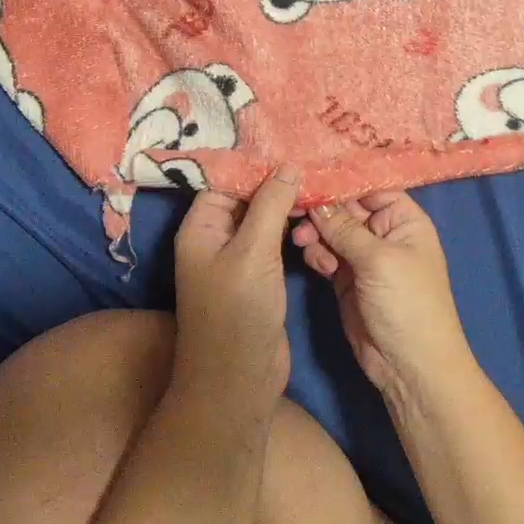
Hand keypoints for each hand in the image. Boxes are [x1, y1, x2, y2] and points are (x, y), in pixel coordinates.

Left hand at [171, 166, 300, 409]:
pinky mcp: (259, 276)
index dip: (256, 161)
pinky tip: (318, 214)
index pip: (227, 180)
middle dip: (276, 179)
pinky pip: (275, 241)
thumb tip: (288, 164)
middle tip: (315, 157)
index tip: (290, 140)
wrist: (239, 383)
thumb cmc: (237, 314)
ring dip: (288, 203)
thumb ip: (270, 206)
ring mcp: (238, 258)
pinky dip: (293, 228)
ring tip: (322, 179)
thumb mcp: (253, 253)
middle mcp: (216, 238)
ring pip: (264, 219)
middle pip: (247, 197)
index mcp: (201, 227)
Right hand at [291, 192, 472, 402]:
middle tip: (294, 211)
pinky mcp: (346, 279)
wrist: (410, 366)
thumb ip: (344, 228)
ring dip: (315, 234)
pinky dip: (317, 255)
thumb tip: (315, 201)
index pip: (370, 186)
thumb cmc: (407, 304)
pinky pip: (326, 255)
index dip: (342, 181)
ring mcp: (364, 257)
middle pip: (346, 207)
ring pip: (332, 231)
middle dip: (322, 208)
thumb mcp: (378, 260)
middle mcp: (384, 233)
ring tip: (302, 243)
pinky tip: (317, 265)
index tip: (309, 175)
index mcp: (404, 219)